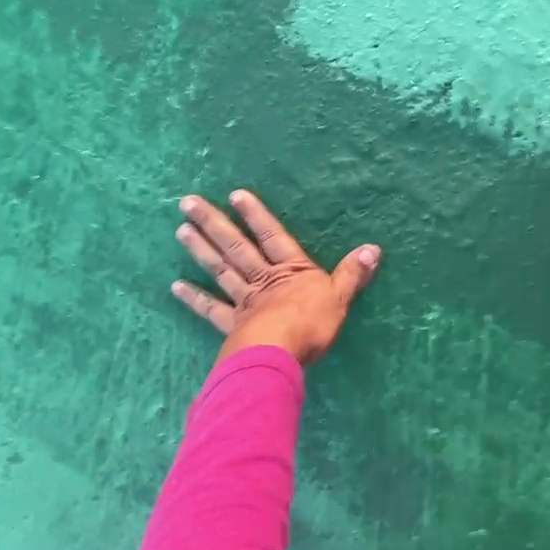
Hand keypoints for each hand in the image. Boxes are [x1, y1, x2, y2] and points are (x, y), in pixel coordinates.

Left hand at [170, 190, 381, 365]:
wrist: (279, 354)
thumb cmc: (311, 325)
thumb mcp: (340, 298)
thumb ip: (352, 274)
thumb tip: (373, 249)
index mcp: (292, 270)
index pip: (272, 236)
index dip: (256, 216)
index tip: (234, 195)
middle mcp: (264, 279)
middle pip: (237, 247)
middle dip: (214, 223)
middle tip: (187, 202)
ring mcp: (245, 301)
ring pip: (221, 270)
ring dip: (201, 249)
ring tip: (181, 229)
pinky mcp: (233, 325)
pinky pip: (211, 309)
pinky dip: (194, 298)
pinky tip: (176, 286)